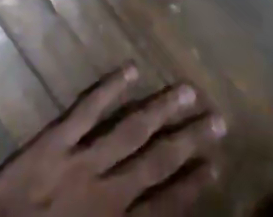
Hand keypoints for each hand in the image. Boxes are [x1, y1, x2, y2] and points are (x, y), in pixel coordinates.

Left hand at [0, 66, 224, 215]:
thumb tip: (150, 211)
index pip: (166, 205)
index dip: (192, 185)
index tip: (215, 164)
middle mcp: (108, 193)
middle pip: (157, 162)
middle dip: (189, 141)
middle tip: (218, 119)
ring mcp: (81, 162)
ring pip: (131, 132)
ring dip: (161, 111)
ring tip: (187, 91)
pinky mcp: (53, 142)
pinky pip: (86, 111)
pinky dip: (109, 89)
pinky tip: (129, 70)